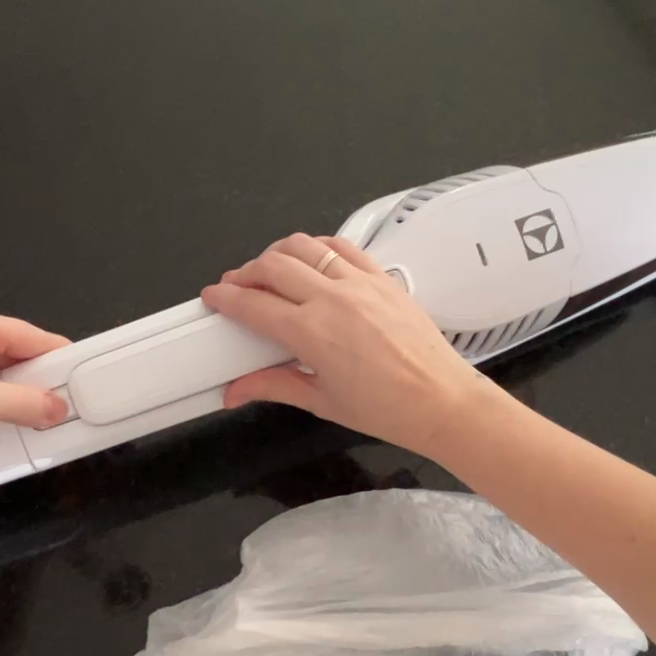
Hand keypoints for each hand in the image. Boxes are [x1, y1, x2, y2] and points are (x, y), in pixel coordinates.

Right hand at [200, 233, 502, 456]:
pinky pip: (342, 246)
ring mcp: (360, 283)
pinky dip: (318, 246)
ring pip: (304, 246)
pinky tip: (311, 258)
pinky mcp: (383, 277)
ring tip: (268, 268)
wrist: (441, 401)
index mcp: (312, 333)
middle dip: (245, 273)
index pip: (252, 305)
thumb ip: (274, 386)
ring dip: (277, 253)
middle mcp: (333, 299)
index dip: (225, 298)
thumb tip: (237, 391)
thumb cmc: (388, 409)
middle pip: (272, 266)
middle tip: (236, 285)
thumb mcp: (322, 401)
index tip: (214, 297)